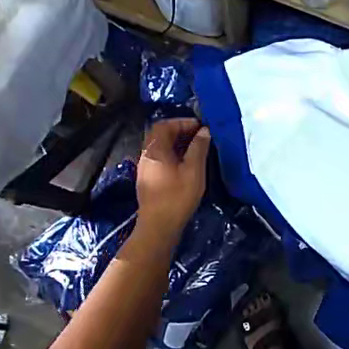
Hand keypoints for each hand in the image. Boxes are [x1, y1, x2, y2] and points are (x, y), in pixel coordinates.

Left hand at [135, 118, 210, 247]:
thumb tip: (204, 130)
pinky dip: (172, 154)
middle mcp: (146, 154)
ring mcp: (144, 167)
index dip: (182, 122)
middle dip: (179, 131)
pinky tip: (185, 163)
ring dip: (176, 143)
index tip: (200, 127)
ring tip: (195, 148)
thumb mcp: (194, 170)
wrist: (158, 226)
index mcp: (155, 149)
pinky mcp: (147, 178)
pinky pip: (158, 157)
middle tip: (198, 135)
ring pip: (159, 146)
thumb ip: (199, 148)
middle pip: (159, 134)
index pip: (165, 125)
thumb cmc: (177, 196)